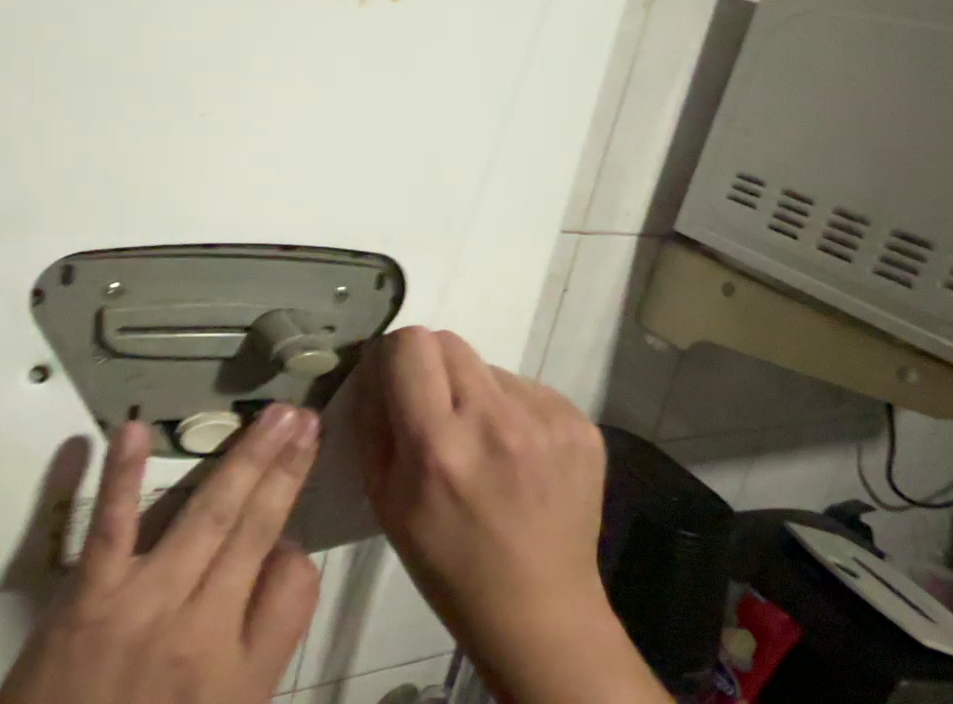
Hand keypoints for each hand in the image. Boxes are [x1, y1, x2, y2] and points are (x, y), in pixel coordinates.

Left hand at [0, 406, 321, 703]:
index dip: (295, 553)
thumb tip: (271, 574)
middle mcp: (204, 631)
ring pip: (206, 516)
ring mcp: (146, 605)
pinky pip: (112, 525)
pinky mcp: (90, 596)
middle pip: (255, 532)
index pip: (295, 587)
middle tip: (304, 419)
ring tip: (273, 417)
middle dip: (285, 470)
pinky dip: (123, 475)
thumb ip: (253, 656)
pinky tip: (136, 430)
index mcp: (241, 674)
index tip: (286, 536)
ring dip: (244, 458)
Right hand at [352, 327, 667, 703]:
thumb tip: (372, 366)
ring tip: (481, 445)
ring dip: (473, 391)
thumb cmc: (446, 562)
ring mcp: (547, 421)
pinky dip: (511, 410)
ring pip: (488, 365)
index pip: (409, 345)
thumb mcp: (384, 497)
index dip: (393, 359)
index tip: (393, 384)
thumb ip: (371, 420)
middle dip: (429, 367)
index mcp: (438, 444)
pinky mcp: (581, 425)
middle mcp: (496, 421)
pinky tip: (514, 456)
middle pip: (447, 341)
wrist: (539, 611)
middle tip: (434, 411)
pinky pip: (525, 389)